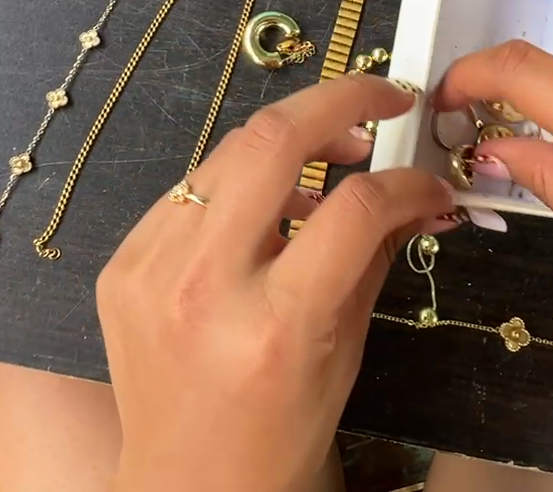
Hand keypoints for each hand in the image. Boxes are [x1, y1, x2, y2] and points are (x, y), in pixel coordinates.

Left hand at [98, 75, 453, 491]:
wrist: (186, 486)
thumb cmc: (281, 432)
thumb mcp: (346, 348)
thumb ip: (378, 252)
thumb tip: (421, 190)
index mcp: (273, 326)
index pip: (354, 209)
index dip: (405, 181)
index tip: (429, 178)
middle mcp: (202, 286)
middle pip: (272, 140)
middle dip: (339, 100)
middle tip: (382, 100)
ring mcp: (149, 267)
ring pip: (231, 148)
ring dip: (292, 137)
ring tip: (332, 156)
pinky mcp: (123, 260)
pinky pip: (195, 186)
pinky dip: (243, 180)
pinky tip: (269, 203)